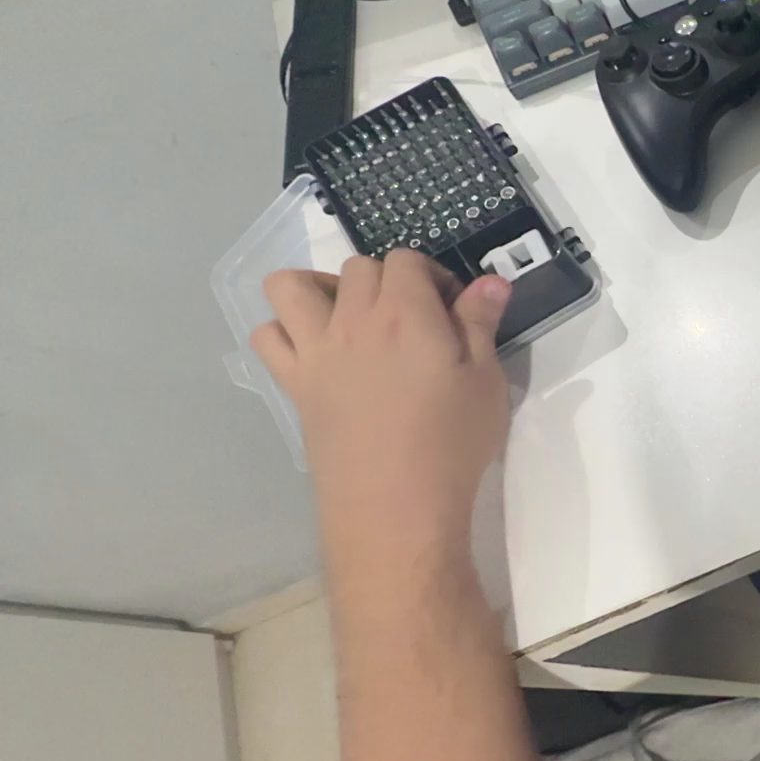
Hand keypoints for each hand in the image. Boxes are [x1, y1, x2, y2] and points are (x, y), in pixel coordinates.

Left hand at [252, 252, 512, 569]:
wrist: (397, 499)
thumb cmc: (454, 439)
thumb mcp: (487, 380)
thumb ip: (481, 324)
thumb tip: (490, 280)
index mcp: (407, 315)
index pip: (407, 261)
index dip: (435, 275)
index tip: (458, 308)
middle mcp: (352, 319)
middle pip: (359, 268)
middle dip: (393, 281)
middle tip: (423, 320)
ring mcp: (315, 349)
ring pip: (293, 285)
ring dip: (324, 288)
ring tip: (357, 318)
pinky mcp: (294, 382)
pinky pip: (269, 334)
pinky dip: (289, 329)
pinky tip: (324, 350)